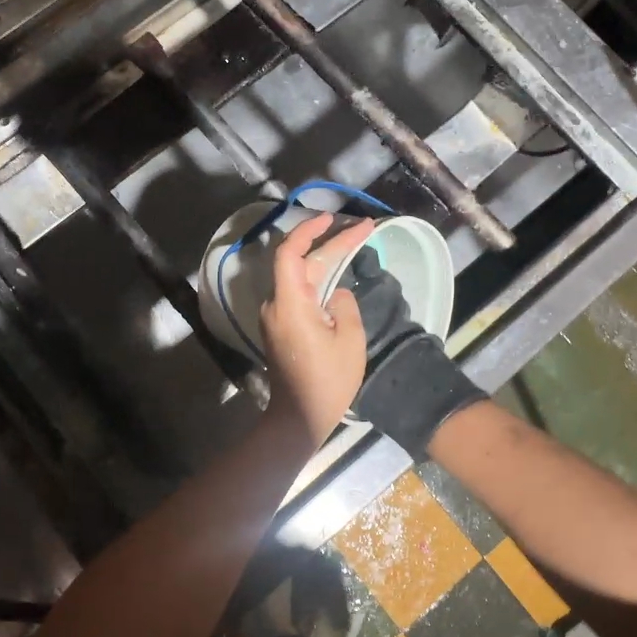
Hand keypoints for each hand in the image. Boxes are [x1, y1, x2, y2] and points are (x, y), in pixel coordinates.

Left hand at [258, 213, 375, 443]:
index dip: (308, 230)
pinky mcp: (281, 328)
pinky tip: (337, 274)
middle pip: (298, 263)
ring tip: (353, 244)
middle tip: (361, 229)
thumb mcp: (349, 339)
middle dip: (328, 243)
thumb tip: (336, 293)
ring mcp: (276, 317)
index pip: (289, 253)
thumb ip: (344, 305)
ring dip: (323, 260)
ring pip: (299, 278)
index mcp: (289, 303)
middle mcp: (275, 304)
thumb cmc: (327, 381)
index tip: (331, 218)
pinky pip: (298, 294)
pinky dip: (317, 280)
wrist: (299, 418)